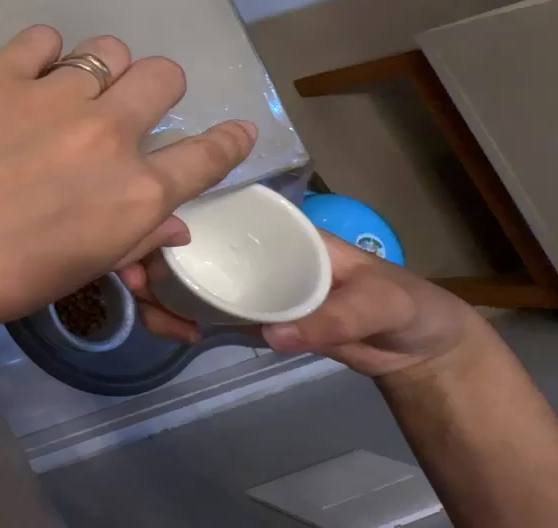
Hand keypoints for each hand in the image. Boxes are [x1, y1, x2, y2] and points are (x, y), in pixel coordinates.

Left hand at [0, 25, 256, 329]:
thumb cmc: (7, 273)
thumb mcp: (83, 267)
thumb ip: (133, 236)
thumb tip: (172, 219)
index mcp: (139, 191)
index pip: (207, 155)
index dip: (227, 140)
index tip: (233, 130)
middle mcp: (109, 134)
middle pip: (162, 78)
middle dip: (154, 88)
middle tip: (126, 104)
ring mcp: (54, 99)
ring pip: (106, 51)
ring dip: (100, 67)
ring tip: (75, 85)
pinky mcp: (2, 77)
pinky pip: (40, 38)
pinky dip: (42, 49)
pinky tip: (30, 67)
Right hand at [123, 230, 485, 379]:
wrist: (419, 349)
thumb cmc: (404, 305)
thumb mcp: (380, 303)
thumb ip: (331, 318)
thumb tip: (269, 336)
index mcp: (265, 225)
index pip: (202, 209)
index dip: (162, 221)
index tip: (140, 247)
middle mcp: (238, 244)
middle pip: (173, 242)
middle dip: (142, 261)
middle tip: (139, 291)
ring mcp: (233, 276)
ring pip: (171, 276)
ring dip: (153, 295)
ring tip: (167, 324)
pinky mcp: (234, 309)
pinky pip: (189, 307)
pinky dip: (172, 318)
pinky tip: (181, 334)